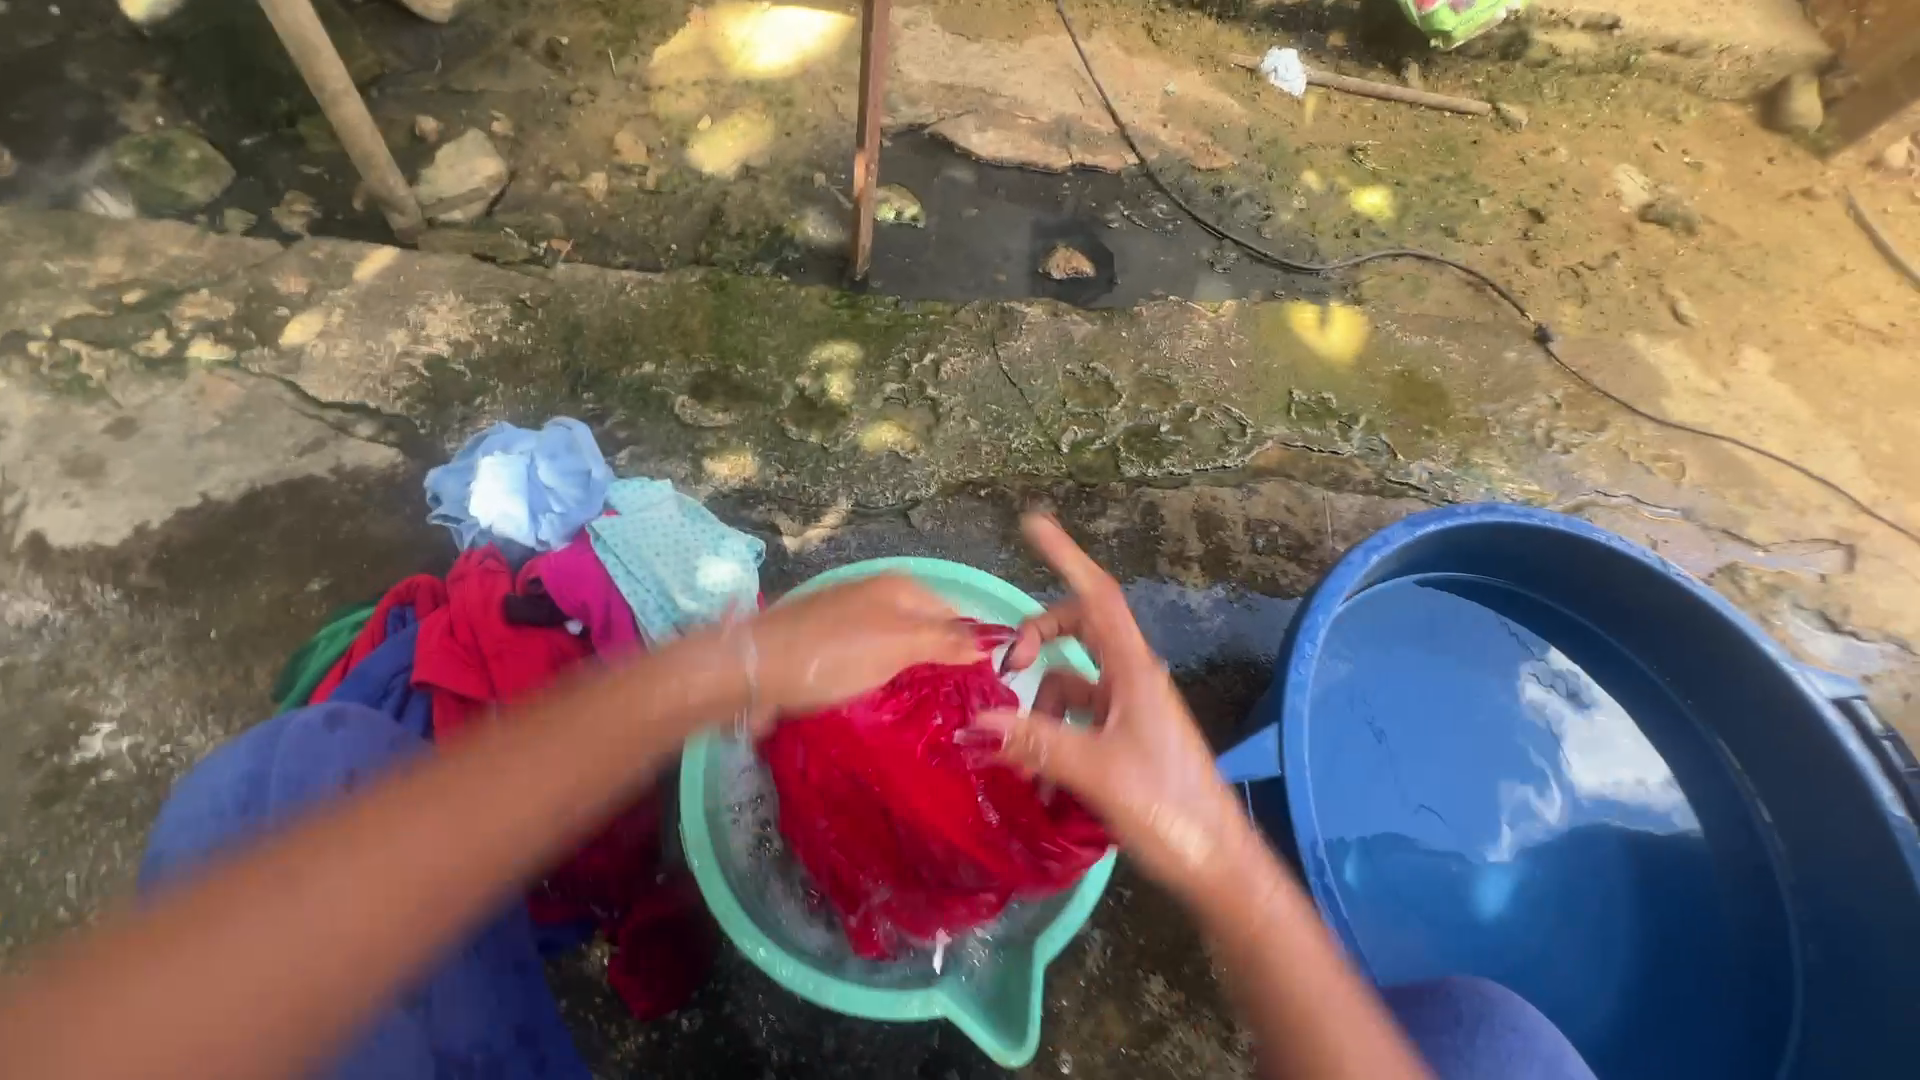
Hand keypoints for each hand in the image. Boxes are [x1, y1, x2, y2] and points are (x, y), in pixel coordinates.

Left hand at [748, 574, 983, 717]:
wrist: (755, 668)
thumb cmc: (833, 654)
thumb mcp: (899, 645)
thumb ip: (945, 641)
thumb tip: (990, 642)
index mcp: (900, 586)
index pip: (953, 614)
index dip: (970, 646)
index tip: (982, 687)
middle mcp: (878, 594)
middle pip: (925, 627)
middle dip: (942, 661)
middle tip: (957, 703)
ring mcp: (850, 617)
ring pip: (898, 644)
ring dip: (912, 672)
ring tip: (926, 707)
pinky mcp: (828, 642)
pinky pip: (870, 657)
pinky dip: (882, 677)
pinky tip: (885, 700)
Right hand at [974, 514, 1257, 902]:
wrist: (1217, 865)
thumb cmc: (1169, 809)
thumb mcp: (1097, 772)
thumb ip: (1036, 743)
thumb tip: (973, 723)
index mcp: (1134, 671)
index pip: (1097, 597)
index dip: (1066, 556)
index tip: (1033, 524)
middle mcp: (1131, 679)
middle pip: (1078, 630)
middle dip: (1038, 638)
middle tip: (1005, 666)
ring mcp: (1127, 710)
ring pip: (1070, 682)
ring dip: (1040, 708)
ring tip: (1021, 753)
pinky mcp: (1123, 739)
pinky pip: (1076, 719)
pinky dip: (1052, 736)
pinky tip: (1040, 778)